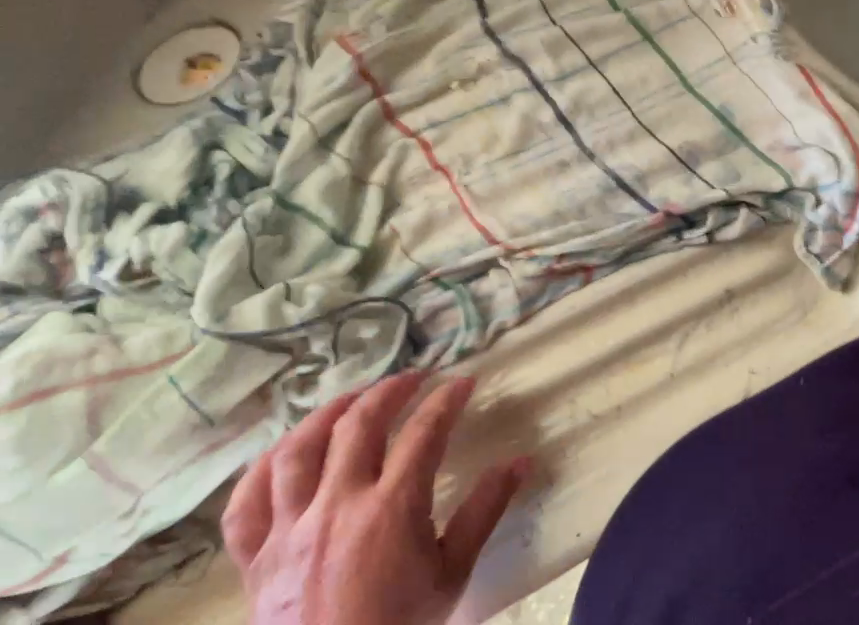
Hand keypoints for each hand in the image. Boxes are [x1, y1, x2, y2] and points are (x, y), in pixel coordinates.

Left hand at [222, 371, 530, 624]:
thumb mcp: (453, 572)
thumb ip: (485, 511)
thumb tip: (521, 461)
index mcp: (392, 508)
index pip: (424, 432)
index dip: (446, 400)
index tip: (465, 382)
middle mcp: (336, 506)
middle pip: (358, 426)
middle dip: (390, 390)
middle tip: (414, 377)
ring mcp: (288, 529)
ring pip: (297, 451)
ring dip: (327, 414)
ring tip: (352, 399)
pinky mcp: (254, 556)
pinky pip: (246, 503)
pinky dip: (261, 470)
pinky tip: (282, 453)